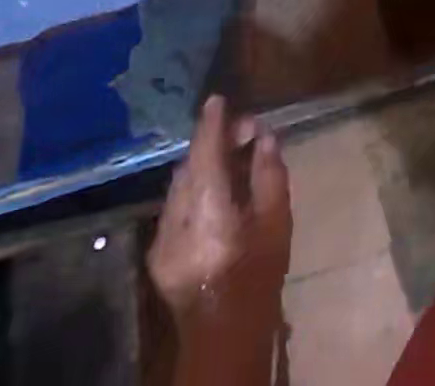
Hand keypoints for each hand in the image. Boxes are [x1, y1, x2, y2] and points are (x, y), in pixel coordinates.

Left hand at [146, 96, 290, 332]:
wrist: (224, 335)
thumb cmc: (258, 276)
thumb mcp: (276, 223)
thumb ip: (269, 175)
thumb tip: (265, 137)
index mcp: (207, 206)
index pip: (205, 151)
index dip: (212, 123)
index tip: (218, 98)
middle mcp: (176, 216)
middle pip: (191, 165)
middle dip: (214, 143)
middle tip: (245, 132)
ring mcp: (162, 236)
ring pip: (180, 184)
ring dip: (203, 165)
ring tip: (233, 158)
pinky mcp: (157, 252)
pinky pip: (176, 206)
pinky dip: (195, 189)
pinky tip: (216, 192)